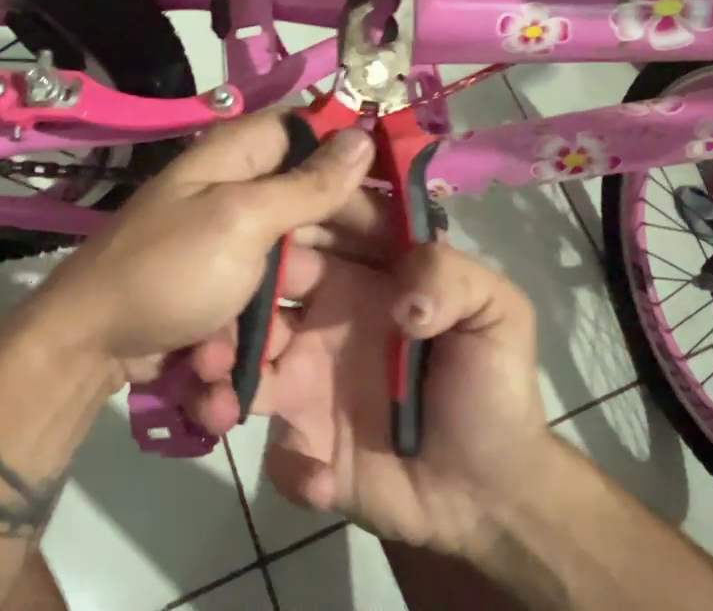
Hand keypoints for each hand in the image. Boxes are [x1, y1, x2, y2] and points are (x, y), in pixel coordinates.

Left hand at [38, 112, 375, 380]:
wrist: (92, 344)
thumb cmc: (169, 269)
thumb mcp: (241, 221)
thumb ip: (304, 184)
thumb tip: (360, 135)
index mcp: (235, 157)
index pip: (308, 134)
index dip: (351, 161)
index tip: (394, 201)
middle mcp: (233, 192)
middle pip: (309, 203)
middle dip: (335, 248)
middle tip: (379, 285)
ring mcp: (226, 245)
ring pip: (291, 263)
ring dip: (290, 303)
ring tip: (287, 334)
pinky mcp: (219, 291)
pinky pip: (260, 302)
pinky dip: (257, 330)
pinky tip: (242, 364)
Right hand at [195, 193, 556, 556]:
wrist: (494, 494)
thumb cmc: (492, 388)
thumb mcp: (500, 314)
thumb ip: (453, 278)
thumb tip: (401, 302)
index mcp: (357, 282)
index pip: (307, 235)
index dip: (281, 221)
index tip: (259, 218)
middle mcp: (319, 323)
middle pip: (256, 297)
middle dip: (229, 298)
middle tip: (213, 310)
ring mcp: (305, 386)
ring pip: (239, 369)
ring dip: (219, 378)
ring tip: (222, 400)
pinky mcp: (305, 448)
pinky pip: (277, 454)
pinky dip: (291, 467)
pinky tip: (323, 479)